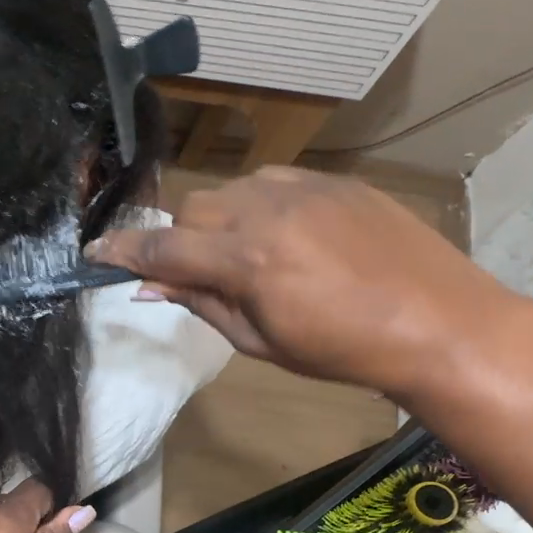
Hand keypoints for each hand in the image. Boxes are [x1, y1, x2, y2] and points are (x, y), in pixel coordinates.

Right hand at [87, 167, 532, 396]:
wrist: (439, 322)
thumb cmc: (340, 350)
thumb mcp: (257, 340)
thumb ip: (201, 304)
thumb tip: (151, 287)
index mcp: (247, 260)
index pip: (163, 250)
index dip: (122, 253)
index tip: (93, 254)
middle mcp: (268, 211)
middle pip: (191, 210)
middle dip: (179, 240)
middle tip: (193, 275)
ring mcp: (306, 188)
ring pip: (229, 191)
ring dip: (216, 221)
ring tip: (242, 256)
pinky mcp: (335, 181)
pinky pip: (272, 182)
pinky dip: (256, 207)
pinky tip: (280, 237)